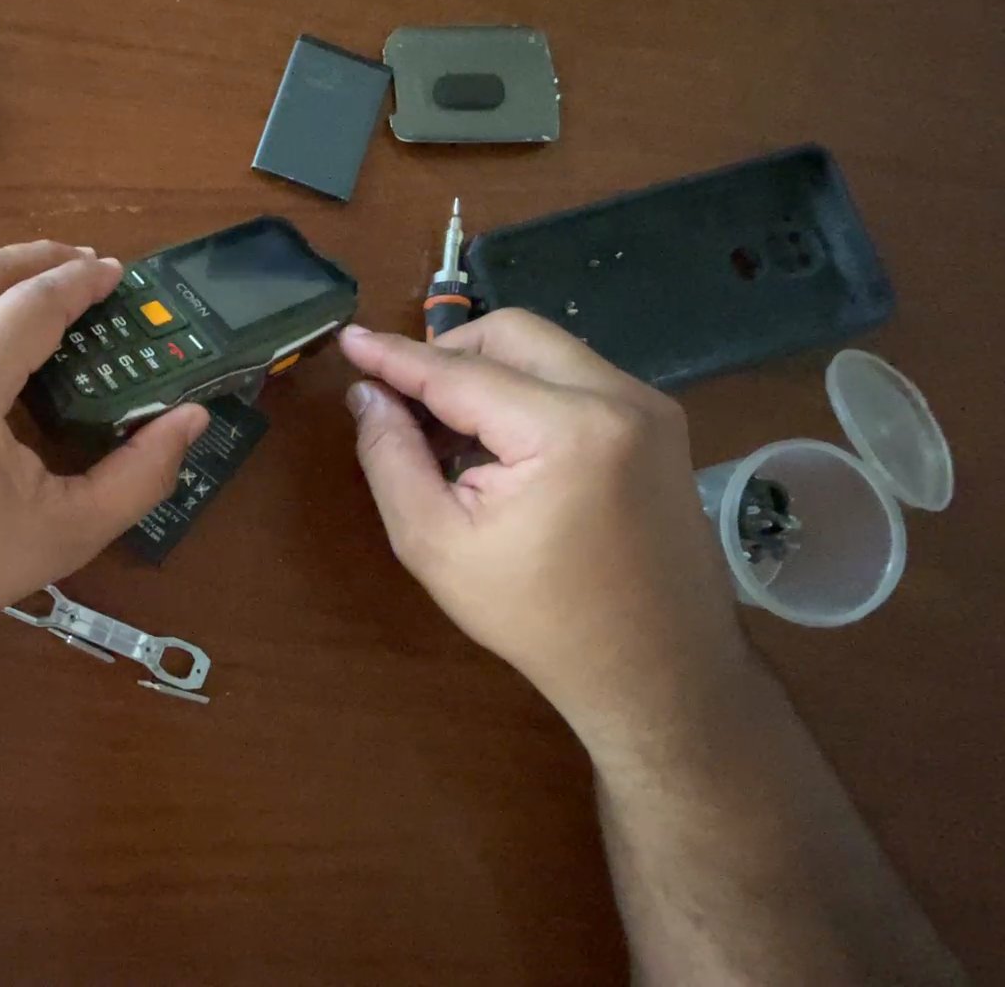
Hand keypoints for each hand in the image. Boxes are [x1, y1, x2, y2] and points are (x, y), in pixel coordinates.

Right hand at [339, 310, 747, 740]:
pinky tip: (492, 447)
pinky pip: (570, 378)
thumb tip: (367, 395)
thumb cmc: (534, 614)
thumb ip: (390, 457)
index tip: (348, 339)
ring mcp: (649, 408)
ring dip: (481, 373)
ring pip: (542, 350)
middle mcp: (620, 398)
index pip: (457, 371)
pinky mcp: (656, 425)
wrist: (657, 670)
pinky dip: (517, 392)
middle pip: (510, 334)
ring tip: (443, 435)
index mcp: (567, 429)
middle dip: (443, 354)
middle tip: (400, 403)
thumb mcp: (433, 542)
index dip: (393, 356)